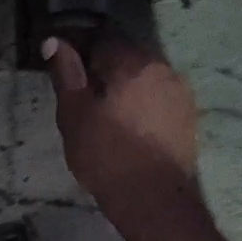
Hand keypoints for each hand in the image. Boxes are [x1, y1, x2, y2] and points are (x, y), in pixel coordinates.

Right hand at [45, 35, 199, 208]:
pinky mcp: (187, 116)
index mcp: (132, 63)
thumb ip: (66, 74)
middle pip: (125, 56)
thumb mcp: (74, 115)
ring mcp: (180, 92)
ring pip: (143, 77)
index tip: (63, 71)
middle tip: (81, 97)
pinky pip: (158, 97)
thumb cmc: (106, 157)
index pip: (100, 40)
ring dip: (123, 86)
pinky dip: (141, 102)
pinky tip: (128, 125)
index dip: (78, 52)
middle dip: (102, 69)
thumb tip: (54, 41)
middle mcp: (162, 68)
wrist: (153, 201)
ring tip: (104, 113)